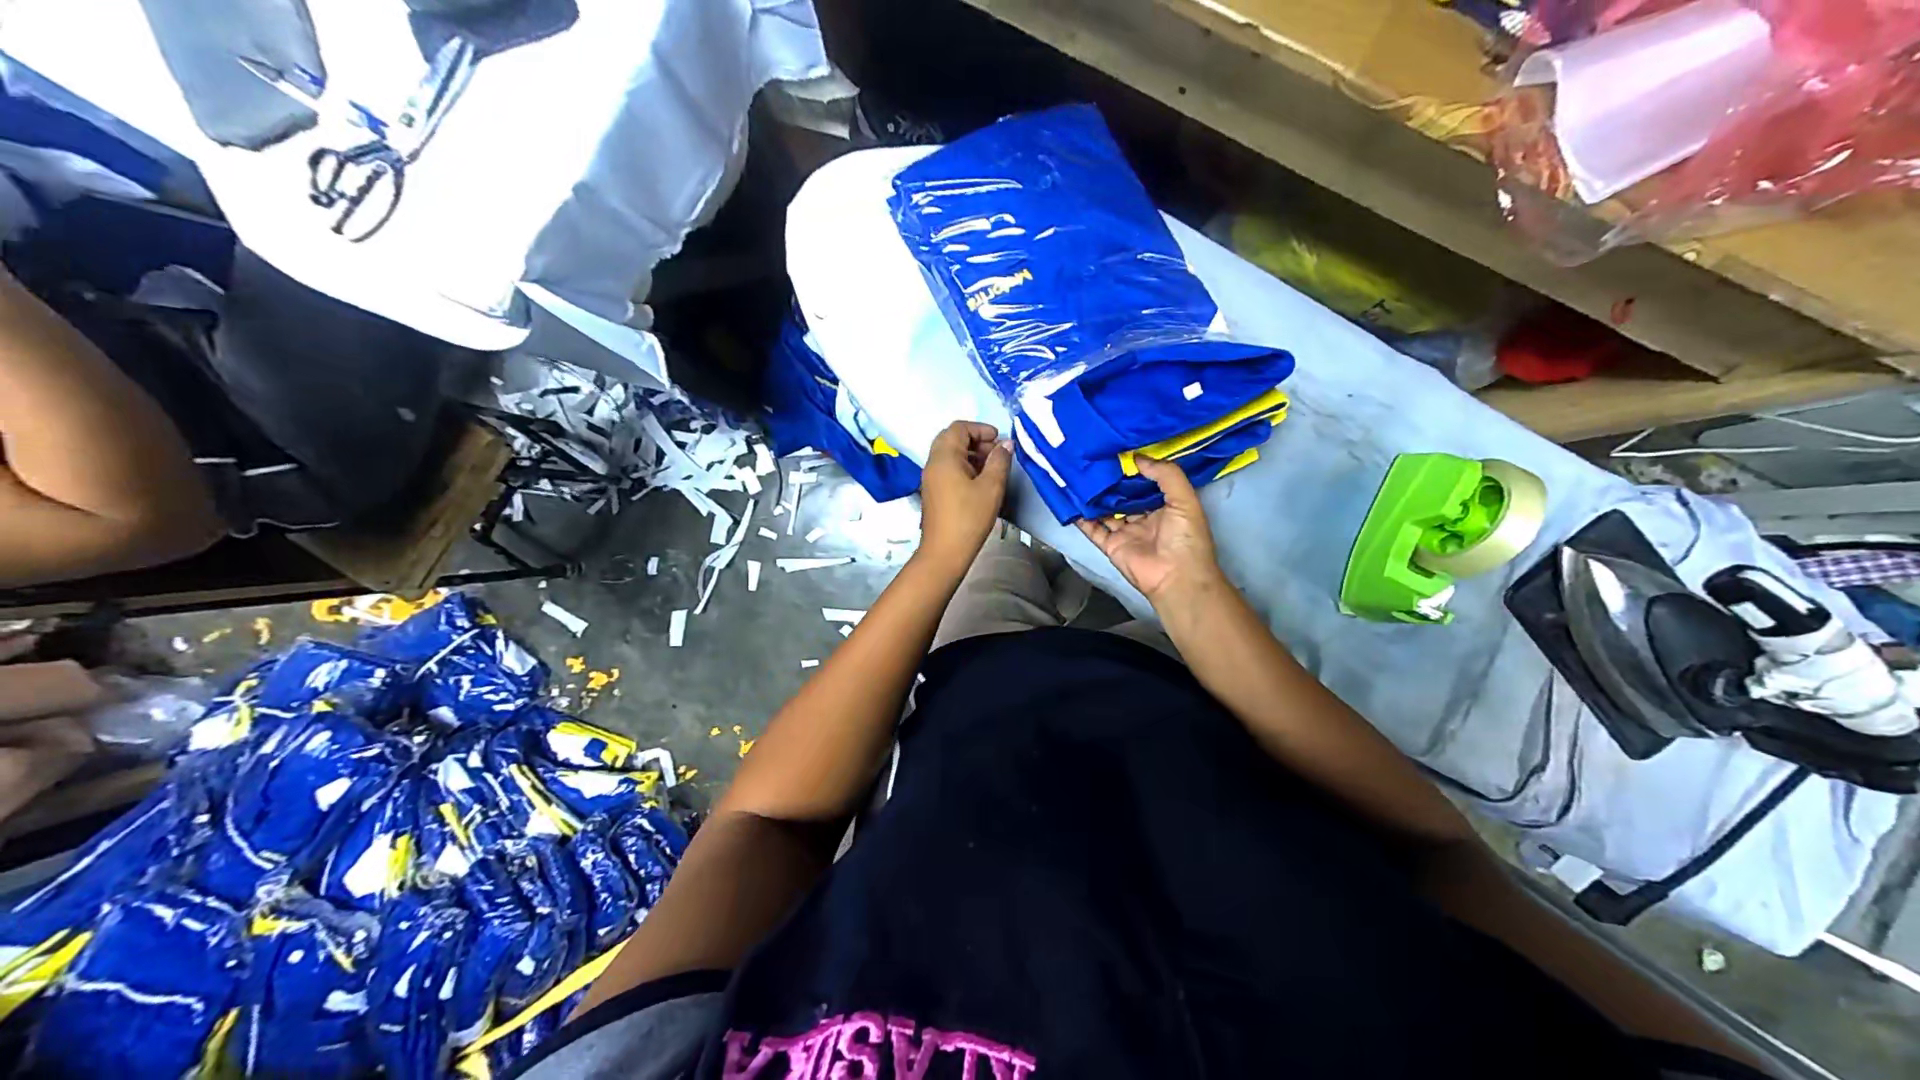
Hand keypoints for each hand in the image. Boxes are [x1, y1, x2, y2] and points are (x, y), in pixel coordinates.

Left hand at [917, 421, 1012, 573]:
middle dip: (976, 440)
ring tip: (992, 468)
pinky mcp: (933, 491)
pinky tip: (980, 482)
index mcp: (944, 457)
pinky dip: (963, 467)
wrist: (945, 551)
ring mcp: (930, 478)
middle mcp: (933, 463)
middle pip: (952, 438)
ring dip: (971, 454)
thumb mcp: (991, 487)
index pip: (959, 428)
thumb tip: (1006, 444)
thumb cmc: (969, 517)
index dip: (980, 429)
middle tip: (996, 453)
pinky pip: (947, 469)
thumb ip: (999, 461)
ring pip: (949, 454)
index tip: (999, 440)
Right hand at [1076, 455, 1222, 604]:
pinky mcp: (1111, 546)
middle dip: (1112, 482)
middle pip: (1124, 497)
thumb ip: (1166, 475)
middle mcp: (1145, 519)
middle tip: (1096, 460)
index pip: (1147, 484)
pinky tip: (1072, 502)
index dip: (1136, 469)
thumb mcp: (1185, 499)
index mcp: (1166, 508)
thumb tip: (1138, 457)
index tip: (1120, 451)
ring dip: (1095, 497)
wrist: (1176, 578)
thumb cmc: (1187, 538)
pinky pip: (1094, 530)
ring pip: (1106, 511)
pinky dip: (1082, 518)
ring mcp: (1126, 533)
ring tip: (1080, 475)